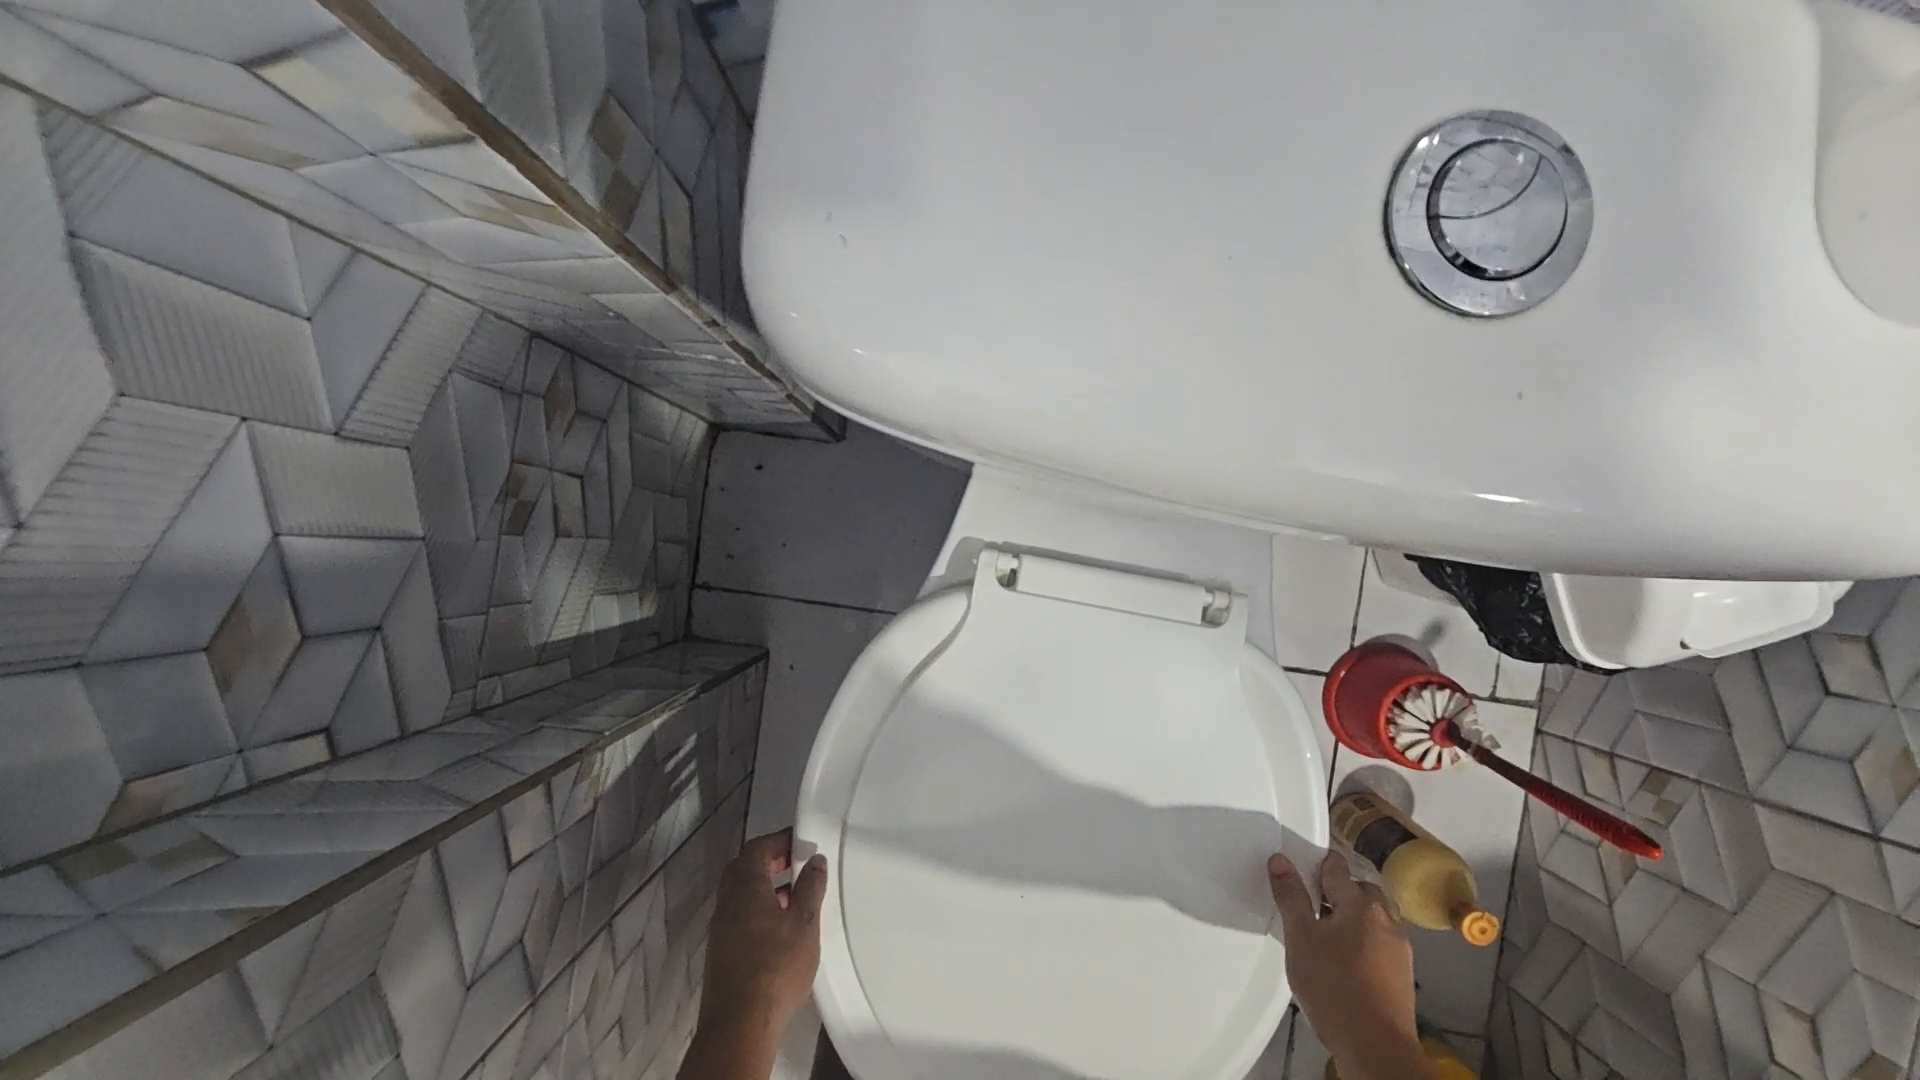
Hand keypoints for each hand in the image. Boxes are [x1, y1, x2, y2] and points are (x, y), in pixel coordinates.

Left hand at [681, 830, 827, 1079]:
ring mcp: (721, 927)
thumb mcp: (804, 923)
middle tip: (798, 864)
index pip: (758, 848)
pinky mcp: (721, 950)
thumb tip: (815, 861)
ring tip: (795, 896)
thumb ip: (810, 888)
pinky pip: (739, 914)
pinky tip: (780, 927)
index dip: (780, 840)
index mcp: (745, 886)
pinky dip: (758, 907)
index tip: (803, 842)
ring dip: (765, 886)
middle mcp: (727, 901)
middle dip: (771, 860)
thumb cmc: (776, 967)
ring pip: (741, 893)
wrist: (739, 1024)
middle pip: (744, 867)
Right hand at [1267, 851, 1429, 1079]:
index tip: (1305, 864)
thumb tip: (1280, 860)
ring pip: (1376, 917)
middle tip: (1314, 898)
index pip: (1337, 869)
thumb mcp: (1300, 938)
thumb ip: (1291, 897)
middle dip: (1342, 889)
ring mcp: (1399, 948)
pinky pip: (1381, 941)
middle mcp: (1385, 919)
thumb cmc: (1333, 986)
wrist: (1376, 1047)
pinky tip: (1347, 957)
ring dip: (1355, 915)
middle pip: (1363, 890)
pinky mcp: (1402, 974)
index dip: (1320, 862)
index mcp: (1359, 904)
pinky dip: (1365, 938)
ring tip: (1329, 929)